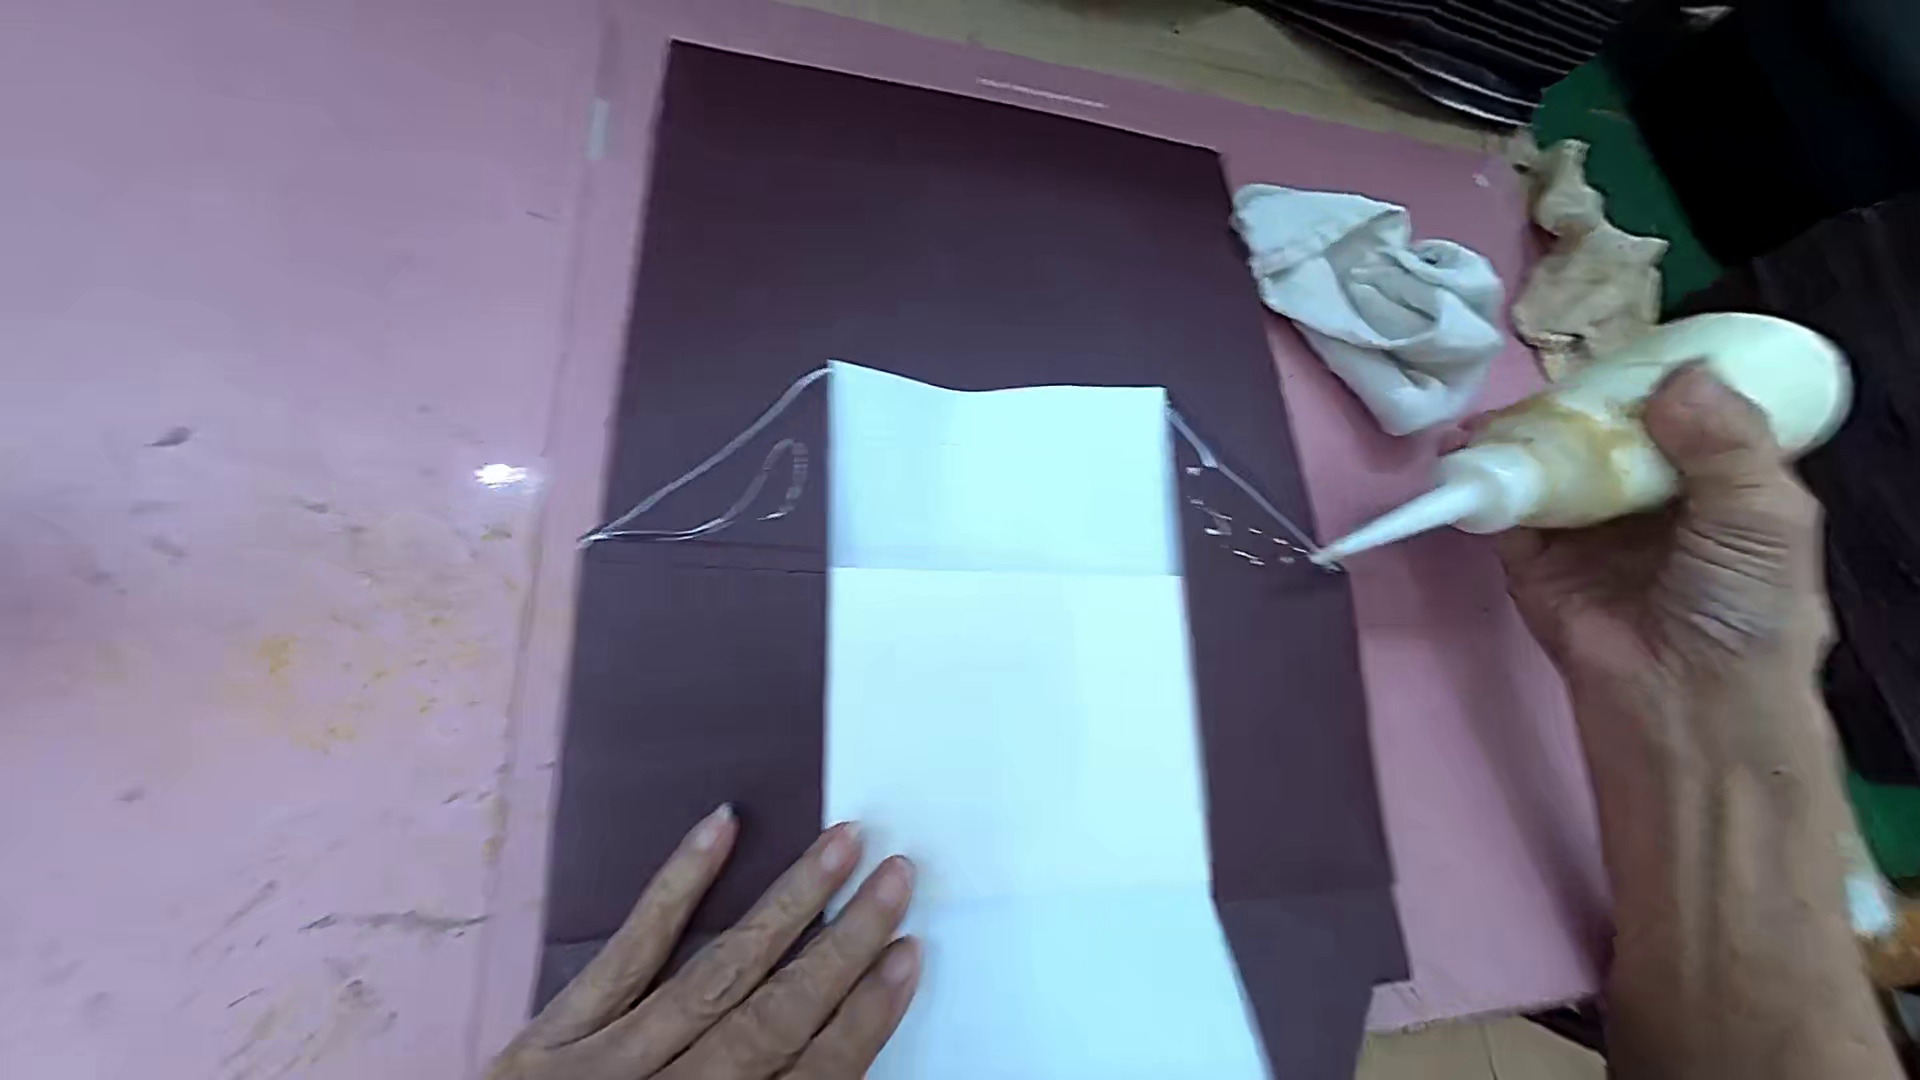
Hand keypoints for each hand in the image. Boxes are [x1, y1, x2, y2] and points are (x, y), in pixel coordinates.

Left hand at [488, 808, 919, 1079]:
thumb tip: (833, 1050)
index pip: (809, 1077)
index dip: (864, 1016)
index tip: (908, 951)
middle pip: (774, 1013)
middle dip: (845, 942)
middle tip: (897, 873)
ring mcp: (602, 1064)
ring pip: (718, 970)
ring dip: (789, 902)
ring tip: (843, 842)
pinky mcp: (552, 1037)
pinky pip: (625, 952)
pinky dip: (678, 886)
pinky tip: (722, 827)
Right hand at [1491, 365, 1828, 712]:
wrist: (1675, 688)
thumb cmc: (1741, 607)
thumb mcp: (1765, 522)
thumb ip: (1728, 450)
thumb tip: (1681, 375)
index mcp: (1703, 486)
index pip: (1667, 424)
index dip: (1639, 390)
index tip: (1611, 360)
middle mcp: (1632, 501)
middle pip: (1590, 444)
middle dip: (1558, 415)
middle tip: (1533, 394)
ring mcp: (1573, 528)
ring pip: (1538, 473)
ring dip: (1508, 446)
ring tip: (1480, 423)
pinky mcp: (1523, 555)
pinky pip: (1500, 514)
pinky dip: (1481, 489)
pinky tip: (1464, 461)